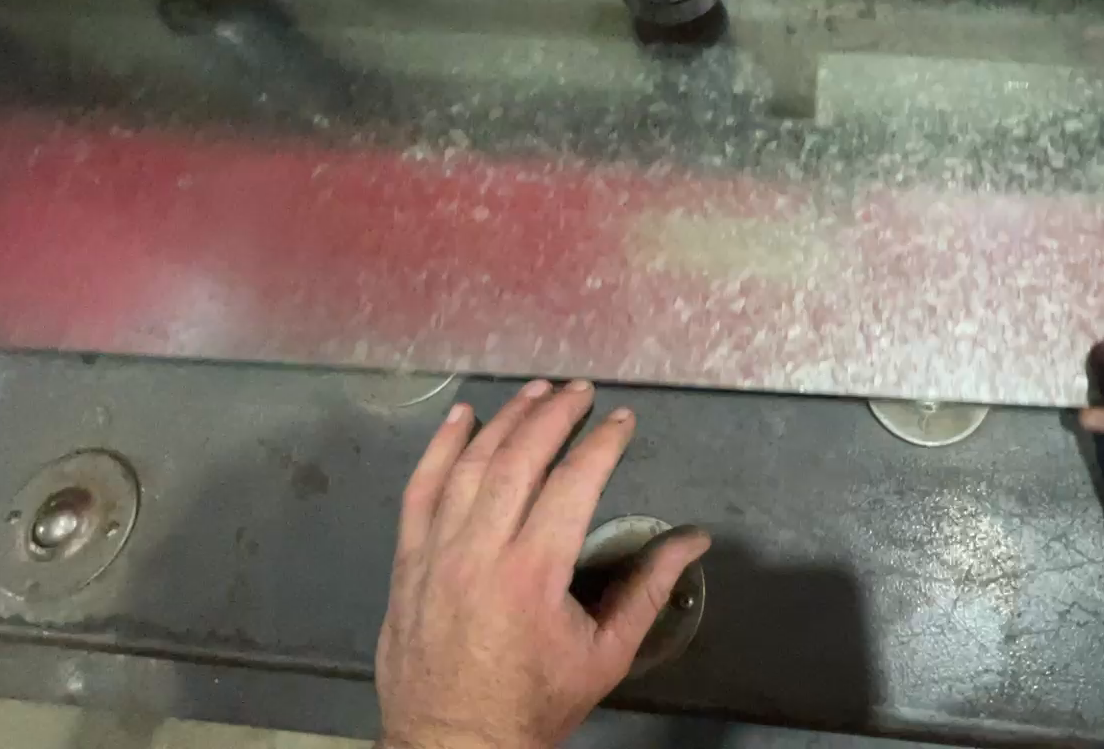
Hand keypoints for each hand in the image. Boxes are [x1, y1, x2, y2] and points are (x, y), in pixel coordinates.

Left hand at [377, 379, 711, 748]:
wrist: (451, 748)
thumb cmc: (538, 701)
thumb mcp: (607, 654)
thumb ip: (650, 587)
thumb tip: (695, 538)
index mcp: (534, 573)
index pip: (574, 482)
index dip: (603, 443)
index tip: (624, 419)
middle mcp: (480, 551)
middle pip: (519, 460)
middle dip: (555, 414)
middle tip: (582, 390)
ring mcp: (435, 554)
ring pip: (470, 465)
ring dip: (506, 419)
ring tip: (537, 390)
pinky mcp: (407, 562)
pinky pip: (419, 491)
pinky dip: (440, 448)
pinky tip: (462, 416)